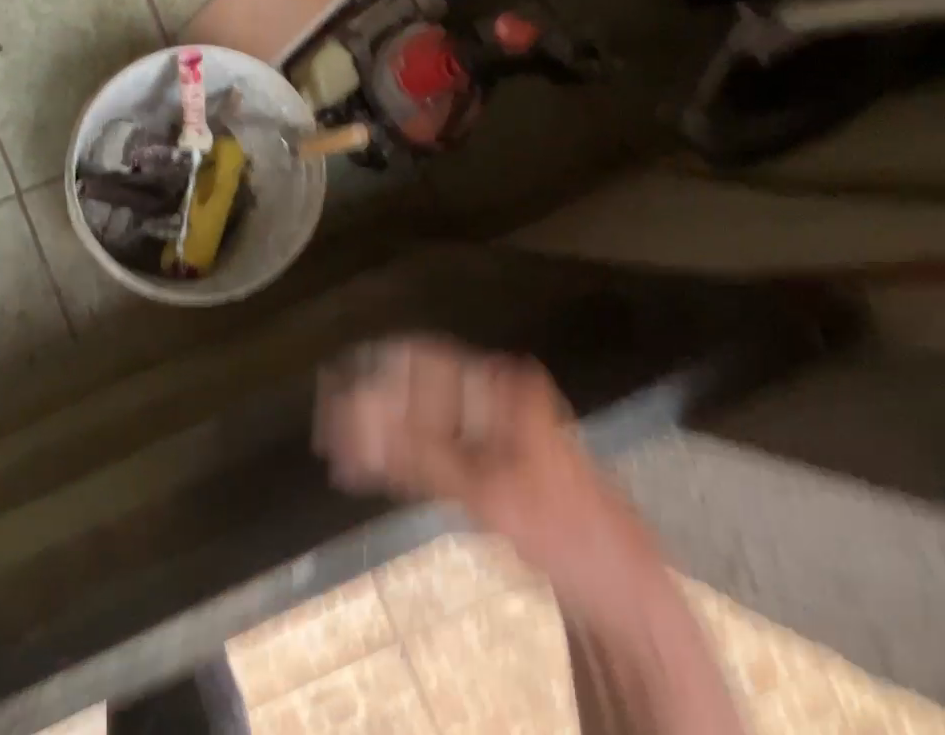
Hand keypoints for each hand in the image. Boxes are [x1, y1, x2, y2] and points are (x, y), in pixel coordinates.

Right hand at [312, 336, 658, 605]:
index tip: (333, 393)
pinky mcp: (485, 460)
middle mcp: (496, 398)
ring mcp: (492, 429)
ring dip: (377, 436)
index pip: (423, 362)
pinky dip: (396, 459)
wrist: (616, 582)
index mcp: (504, 388)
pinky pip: (428, 447)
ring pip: (417, 419)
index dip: (375, 374)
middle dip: (369, 409)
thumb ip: (418, 455)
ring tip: (338, 455)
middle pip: (415, 389)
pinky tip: (365, 470)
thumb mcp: (487, 493)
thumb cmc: (563, 531)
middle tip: (328, 432)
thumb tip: (353, 418)